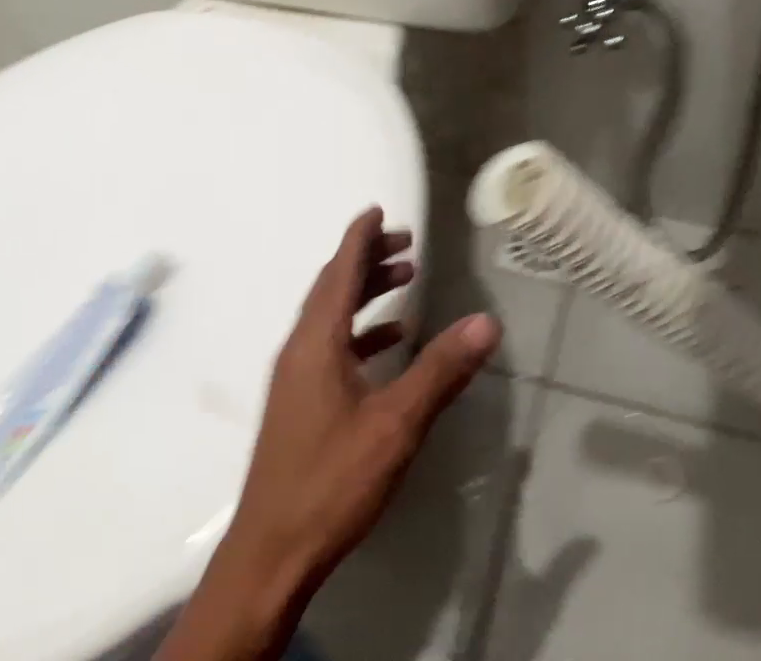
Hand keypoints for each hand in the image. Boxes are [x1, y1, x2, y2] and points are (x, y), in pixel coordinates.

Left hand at [156, 209, 502, 660]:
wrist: (274, 550)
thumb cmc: (333, 479)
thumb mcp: (396, 422)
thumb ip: (440, 369)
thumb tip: (486, 321)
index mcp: (315, 345)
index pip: (338, 274)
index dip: (358, 240)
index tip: (377, 211)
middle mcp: (299, 352)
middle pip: (332, 290)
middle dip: (367, 262)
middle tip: (407, 244)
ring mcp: (296, 381)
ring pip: (331, 319)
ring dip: (365, 295)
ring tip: (405, 281)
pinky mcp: (300, 405)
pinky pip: (331, 348)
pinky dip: (361, 334)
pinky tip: (391, 344)